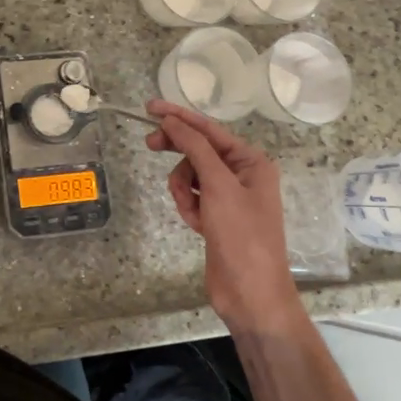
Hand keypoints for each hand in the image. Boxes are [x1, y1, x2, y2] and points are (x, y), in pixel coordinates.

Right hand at [146, 99, 303, 335]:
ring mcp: (229, 198)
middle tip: (149, 145)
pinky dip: (188, 207)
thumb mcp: (218, 186)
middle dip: (177, 152)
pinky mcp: (216, 218)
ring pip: (190, 176)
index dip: (179, 117)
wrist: (251, 293)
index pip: (209, 129)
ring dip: (183, 189)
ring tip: (192, 210)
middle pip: (198, 150)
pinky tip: (196, 225)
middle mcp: (242, 175)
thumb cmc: (242, 235)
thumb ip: (195, 148)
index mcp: (251, 162)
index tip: (150, 107)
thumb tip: (173, 121)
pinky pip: (191, 198)